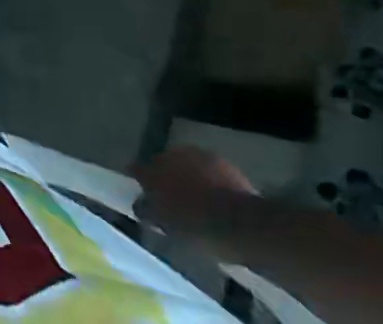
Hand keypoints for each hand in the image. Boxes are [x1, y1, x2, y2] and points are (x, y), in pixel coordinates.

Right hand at [133, 146, 256, 237]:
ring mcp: (197, 154)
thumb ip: (148, 211)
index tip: (145, 197)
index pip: (136, 170)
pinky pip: (208, 168)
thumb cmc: (200, 228)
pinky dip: (208, 179)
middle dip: (166, 179)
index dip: (139, 183)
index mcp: (152, 170)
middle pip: (161, 164)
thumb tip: (140, 203)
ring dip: (188, 177)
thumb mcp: (167, 227)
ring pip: (185, 164)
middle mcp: (169, 154)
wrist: (245, 224)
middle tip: (174, 202)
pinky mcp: (221, 160)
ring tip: (199, 200)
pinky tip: (217, 197)